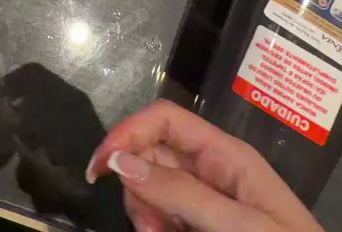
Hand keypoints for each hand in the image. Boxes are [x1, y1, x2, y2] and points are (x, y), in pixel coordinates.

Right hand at [86, 101, 323, 231]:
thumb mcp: (239, 227)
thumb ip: (181, 194)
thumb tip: (120, 160)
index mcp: (226, 155)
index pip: (165, 119)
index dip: (129, 132)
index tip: (102, 168)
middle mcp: (214, 170)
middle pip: (153, 153)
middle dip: (137, 184)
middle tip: (148, 229)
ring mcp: (209, 201)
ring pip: (153, 187)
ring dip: (145, 212)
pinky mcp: (204, 227)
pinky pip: (165, 214)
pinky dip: (156, 225)